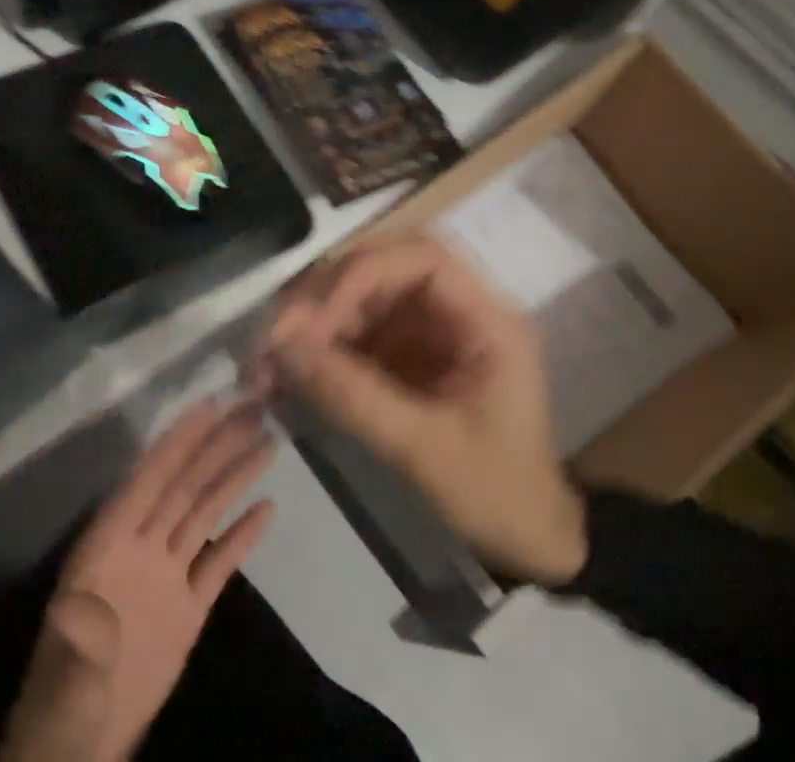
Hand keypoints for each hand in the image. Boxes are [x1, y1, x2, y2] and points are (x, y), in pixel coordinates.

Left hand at [0, 401, 277, 761]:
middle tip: (252, 408)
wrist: (84, 743)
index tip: (206, 406)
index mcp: (107, 548)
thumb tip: (85, 613)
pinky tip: (268, 509)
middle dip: (215, 447)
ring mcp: (166, 576)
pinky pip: (218, 564)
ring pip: (203, 515)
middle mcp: (139, 549)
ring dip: (233, 479)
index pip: (146, 483)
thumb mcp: (67, 672)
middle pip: (183, 487)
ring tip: (267, 443)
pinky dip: (242, 537)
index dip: (174, 443)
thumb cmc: (64, 703)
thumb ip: (80, 643)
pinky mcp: (189, 609)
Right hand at [259, 234, 588, 586]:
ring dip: (313, 323)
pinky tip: (286, 372)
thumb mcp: (424, 448)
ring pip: (360, 301)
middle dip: (327, 296)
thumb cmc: (495, 491)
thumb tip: (282, 346)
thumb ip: (353, 395)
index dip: (364, 272)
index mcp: (487, 321)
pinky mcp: (404, 359)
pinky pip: (354, 336)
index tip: (315, 316)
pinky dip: (317, 350)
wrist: (524, 536)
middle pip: (383, 271)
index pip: (424, 258)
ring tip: (270, 359)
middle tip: (278, 335)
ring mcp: (427, 335)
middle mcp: (455, 313)